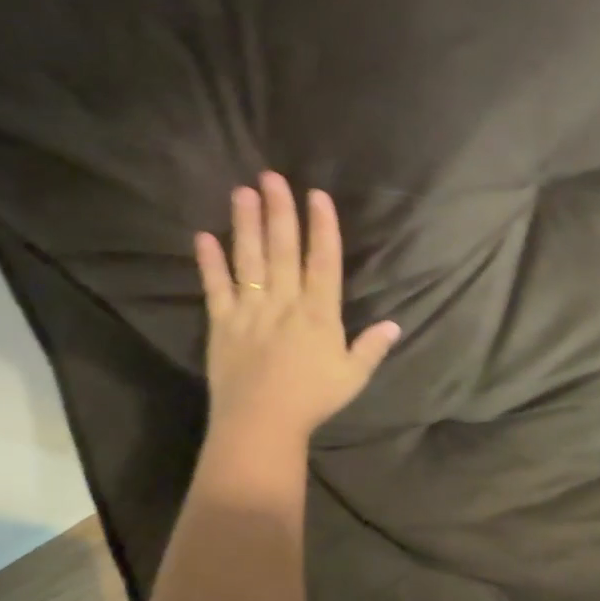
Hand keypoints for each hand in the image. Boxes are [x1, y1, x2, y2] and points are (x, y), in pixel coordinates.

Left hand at [193, 172, 399, 441]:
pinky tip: (205, 237)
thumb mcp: (353, 376)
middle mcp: (284, 303)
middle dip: (279, 212)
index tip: (317, 196)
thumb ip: (371, 347)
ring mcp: (250, 310)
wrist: (261, 423)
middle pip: (283, 250)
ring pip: (249, 260)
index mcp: (319, 313)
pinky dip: (209, 262)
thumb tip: (394, 324)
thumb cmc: (313, 399)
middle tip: (272, 177)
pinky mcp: (221, 323)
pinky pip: (215, 287)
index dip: (322, 228)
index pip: (323, 262)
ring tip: (242, 192)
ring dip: (246, 225)